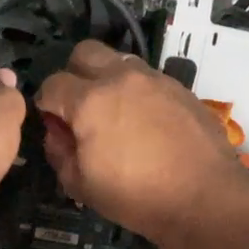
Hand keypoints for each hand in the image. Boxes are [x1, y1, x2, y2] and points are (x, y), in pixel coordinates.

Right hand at [36, 40, 248, 245]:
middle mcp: (120, 78)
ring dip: (106, 79)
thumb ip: (59, 152)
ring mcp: (154, 79)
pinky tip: (143, 124)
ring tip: (112, 114)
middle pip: (84, 52)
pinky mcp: (180, 88)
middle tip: (77, 107)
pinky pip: (147, 78)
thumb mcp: (80, 184)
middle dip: (73, 74)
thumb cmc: (135, 195)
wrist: (204, 196)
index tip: (51, 122)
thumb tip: (57, 132)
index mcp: (89, 101)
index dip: (45, 103)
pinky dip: (136, 92)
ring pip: (118, 61)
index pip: (52, 84)